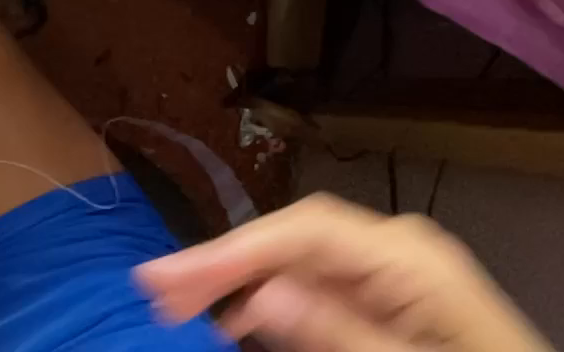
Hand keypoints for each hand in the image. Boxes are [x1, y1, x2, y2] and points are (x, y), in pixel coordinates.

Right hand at [134, 194, 550, 351]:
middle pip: (292, 241)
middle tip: (155, 291)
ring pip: (297, 263)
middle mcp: (395, 248)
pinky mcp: (388, 299)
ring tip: (178, 303)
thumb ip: (337, 332)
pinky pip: (318, 289)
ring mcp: (392, 272)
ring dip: (240, 281)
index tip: (168, 275)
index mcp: (409, 255)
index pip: (301, 231)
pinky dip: (273, 303)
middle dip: (225, 262)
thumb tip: (258, 293)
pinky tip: (236, 318)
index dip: (230, 248)